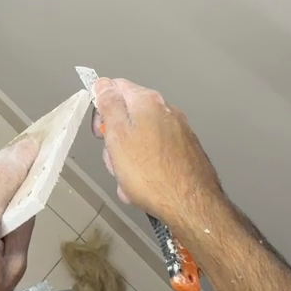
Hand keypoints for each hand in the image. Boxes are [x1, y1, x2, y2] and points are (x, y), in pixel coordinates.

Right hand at [91, 77, 226, 233]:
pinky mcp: (187, 152)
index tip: (99, 129)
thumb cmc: (151, 173)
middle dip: (116, 138)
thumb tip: (103, 84)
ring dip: (129, 158)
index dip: (101, 106)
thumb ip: (109, 105)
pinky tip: (145, 187)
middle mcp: (167, 111)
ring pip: (141, 138)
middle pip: (128, 115)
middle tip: (114, 160)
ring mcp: (179, 132)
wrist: (191, 206)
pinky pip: (156, 154)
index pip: (114, 87)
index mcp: (147, 101)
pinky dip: (147, 167)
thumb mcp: (117, 135)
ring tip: (129, 181)